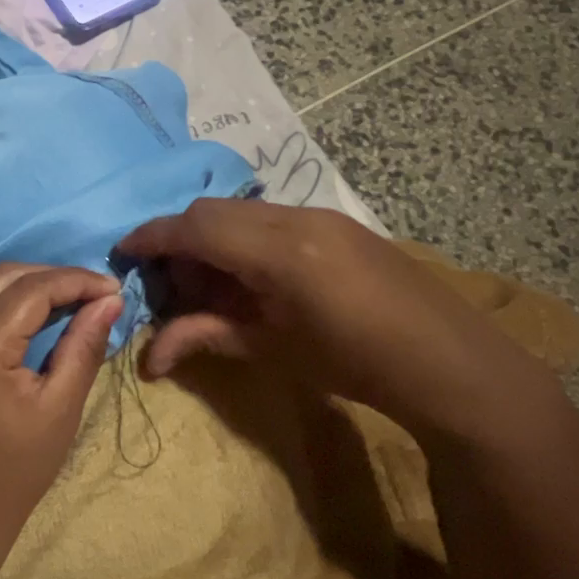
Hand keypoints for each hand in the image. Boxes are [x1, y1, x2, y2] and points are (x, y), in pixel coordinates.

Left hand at [0, 264, 123, 536]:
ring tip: (64, 297)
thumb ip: (83, 347)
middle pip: (5, 275)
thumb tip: (109, 300)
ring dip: (23, 279)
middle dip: (53, 275)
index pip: (32, 289)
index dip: (76, 281)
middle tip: (94, 293)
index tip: (113, 288)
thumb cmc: (17, 466)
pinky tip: (27, 308)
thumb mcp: (61, 407)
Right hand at [118, 200, 557, 442]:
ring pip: (240, 210)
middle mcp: (296, 218)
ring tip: (214, 286)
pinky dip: (243, 238)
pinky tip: (254, 279)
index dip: (150, 237)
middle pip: (211, 211)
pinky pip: (270, 217)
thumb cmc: (357, 365)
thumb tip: (147, 360)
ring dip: (212, 238)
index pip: (192, 227)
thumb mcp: (272, 350)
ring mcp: (321, 216)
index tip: (122, 254)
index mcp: (277, 251)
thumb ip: (204, 338)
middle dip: (179, 240)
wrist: (455, 368)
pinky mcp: (338, 225)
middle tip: (172, 285)